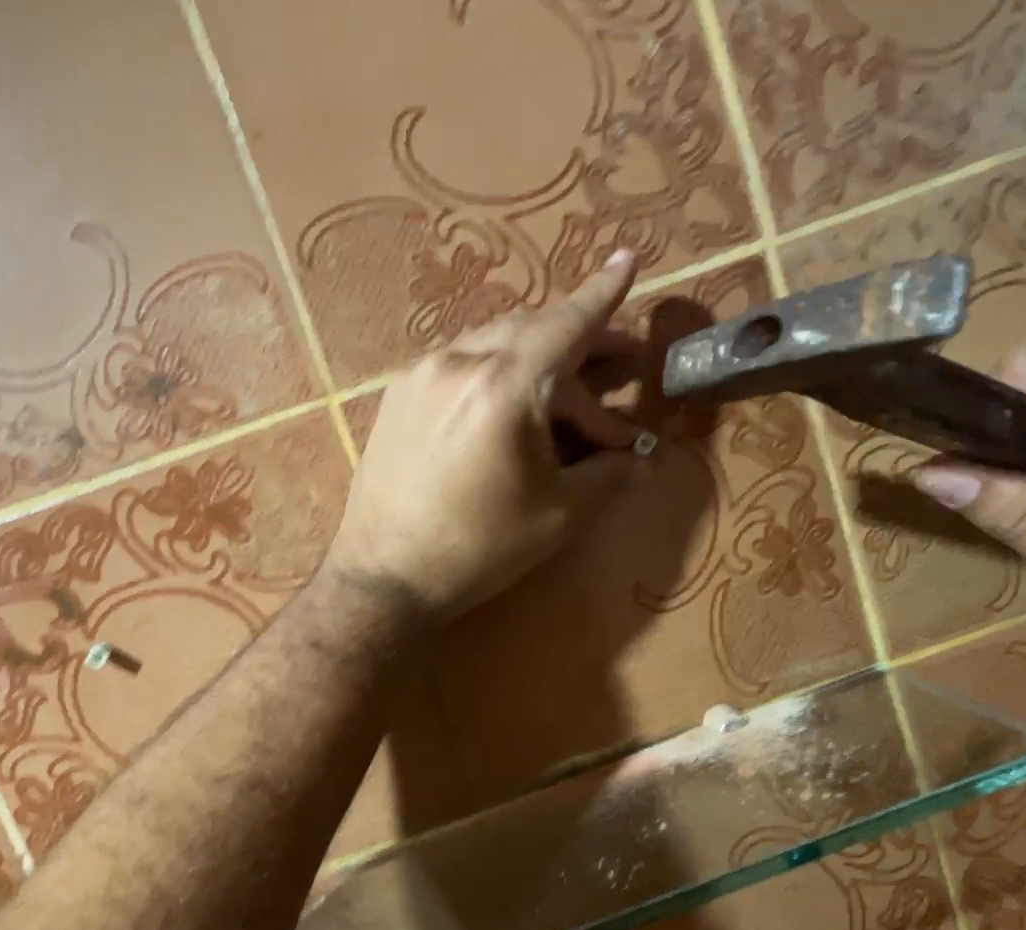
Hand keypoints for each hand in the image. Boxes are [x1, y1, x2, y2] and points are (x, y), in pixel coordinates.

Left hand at [322, 251, 646, 621]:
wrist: (384, 575)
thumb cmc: (479, 548)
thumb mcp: (558, 514)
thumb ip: (607, 474)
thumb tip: (641, 459)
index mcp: (504, 386)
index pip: (567, 325)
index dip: (603, 296)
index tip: (627, 260)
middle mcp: (458, 362)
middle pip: (533, 333)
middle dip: (581, 345)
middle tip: (621, 367)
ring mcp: (421, 374)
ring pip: (494, 346)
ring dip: (538, 364)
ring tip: (569, 400)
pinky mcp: (399, 395)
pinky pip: (460, 364)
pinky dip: (496, 374)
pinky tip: (511, 408)